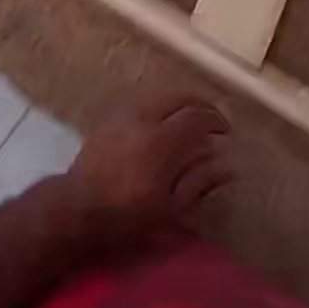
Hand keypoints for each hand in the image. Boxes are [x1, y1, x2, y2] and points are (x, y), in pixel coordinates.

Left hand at [59, 91, 232, 233]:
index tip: (226, 132)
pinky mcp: (113, 114)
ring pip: (161, 94)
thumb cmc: (128, 213)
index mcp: (163, 140)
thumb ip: (200, 181)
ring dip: (181, 101)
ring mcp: (127, 112)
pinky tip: (164, 120)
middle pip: (180, 96)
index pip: (197, 116)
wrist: (80, 204)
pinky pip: (144, 99)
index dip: (216, 120)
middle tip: (213, 119)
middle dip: (201, 103)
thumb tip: (227, 164)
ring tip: (191, 119)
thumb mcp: (171, 207)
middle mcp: (146, 116)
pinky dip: (161, 104)